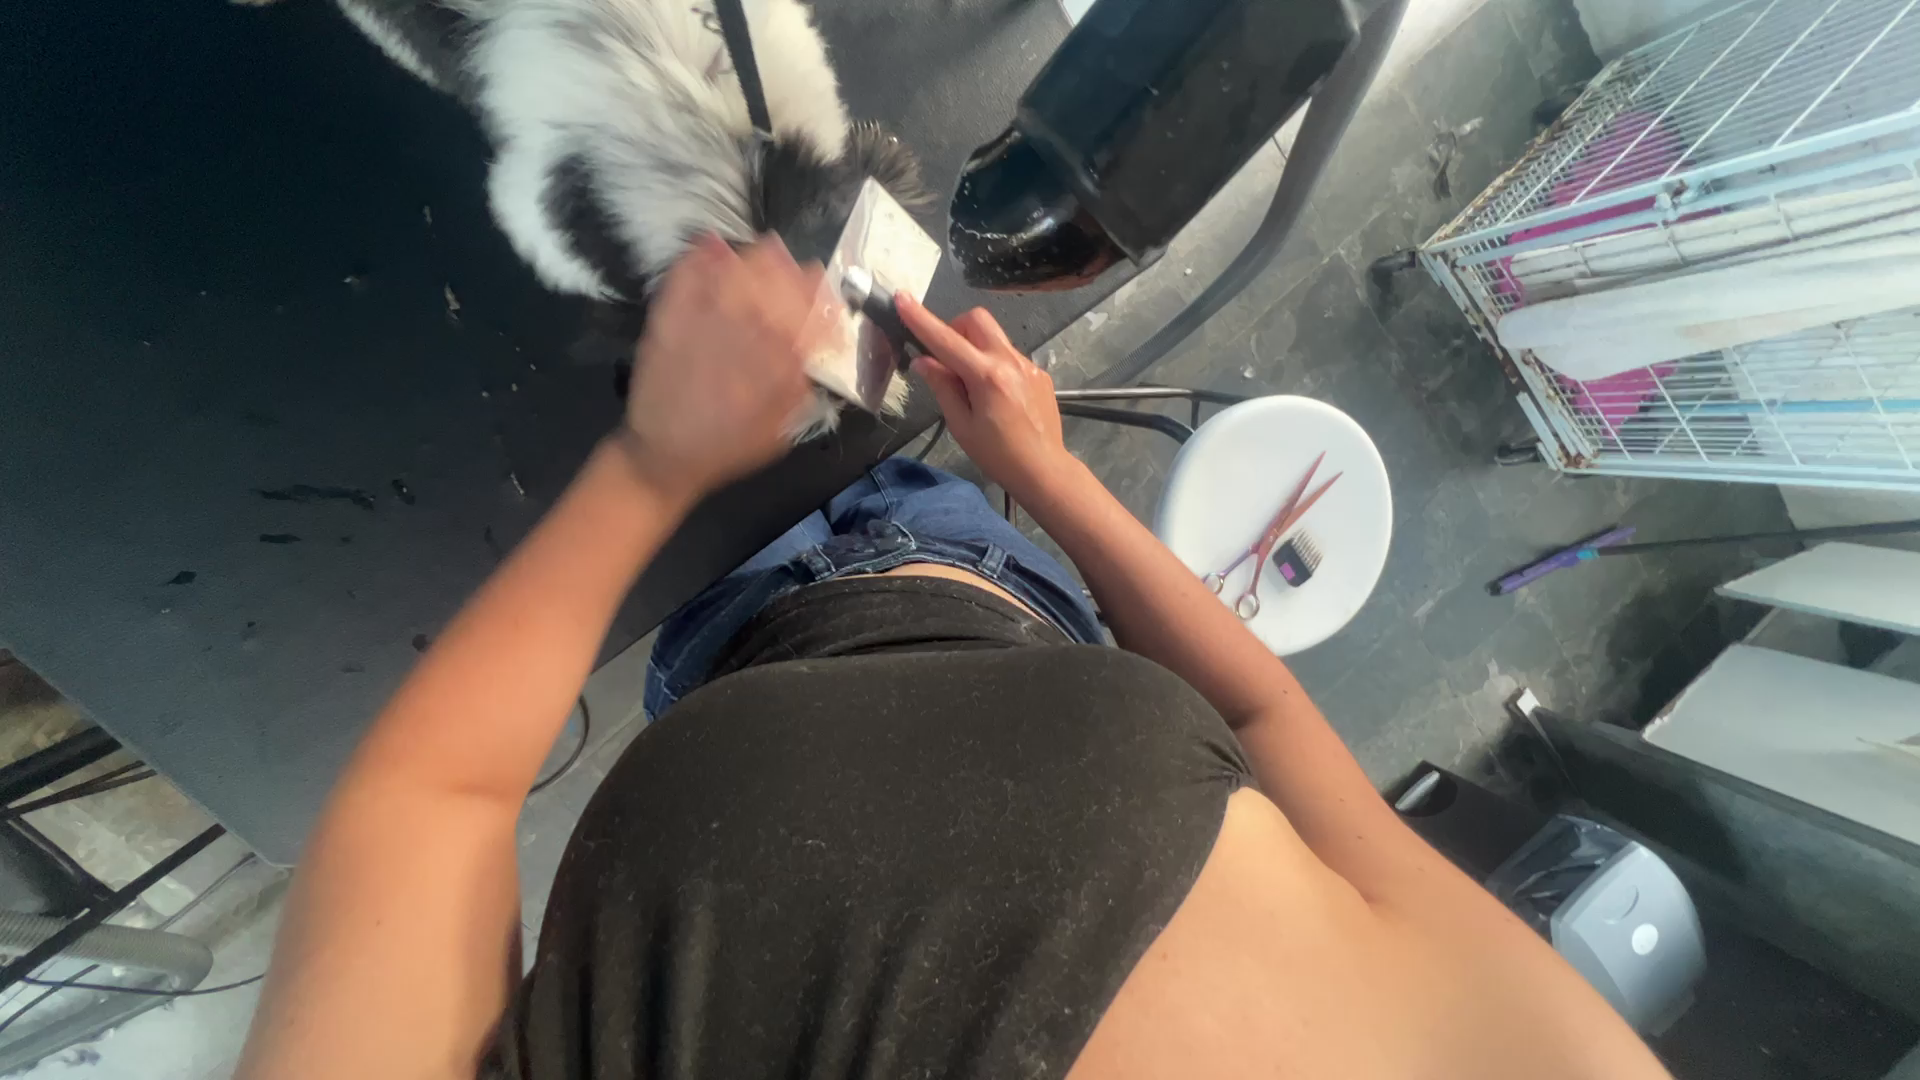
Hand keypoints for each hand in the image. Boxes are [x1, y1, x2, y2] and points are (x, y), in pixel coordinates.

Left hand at [617, 234, 826, 506]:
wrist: (666, 455)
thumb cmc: (730, 448)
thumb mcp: (780, 429)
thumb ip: (799, 388)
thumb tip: (814, 354)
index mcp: (775, 365)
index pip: (807, 319)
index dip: (821, 299)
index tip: (828, 293)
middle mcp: (744, 337)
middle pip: (775, 288)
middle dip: (793, 273)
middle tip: (802, 265)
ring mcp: (703, 323)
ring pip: (736, 276)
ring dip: (756, 259)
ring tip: (770, 248)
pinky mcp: (669, 319)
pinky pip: (687, 278)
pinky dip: (701, 257)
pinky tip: (713, 244)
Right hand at [896, 294, 1074, 499]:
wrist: (1043, 469)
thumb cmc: (997, 455)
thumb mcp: (961, 425)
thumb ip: (943, 387)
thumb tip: (924, 361)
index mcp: (986, 377)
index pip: (946, 340)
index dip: (920, 319)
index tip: (902, 299)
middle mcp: (1010, 361)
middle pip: (977, 319)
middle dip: (955, 328)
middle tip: (947, 360)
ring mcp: (1028, 365)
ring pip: (994, 337)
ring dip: (975, 349)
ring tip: (973, 387)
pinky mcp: (1039, 373)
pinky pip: (1009, 356)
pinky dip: (993, 365)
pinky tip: (997, 397)